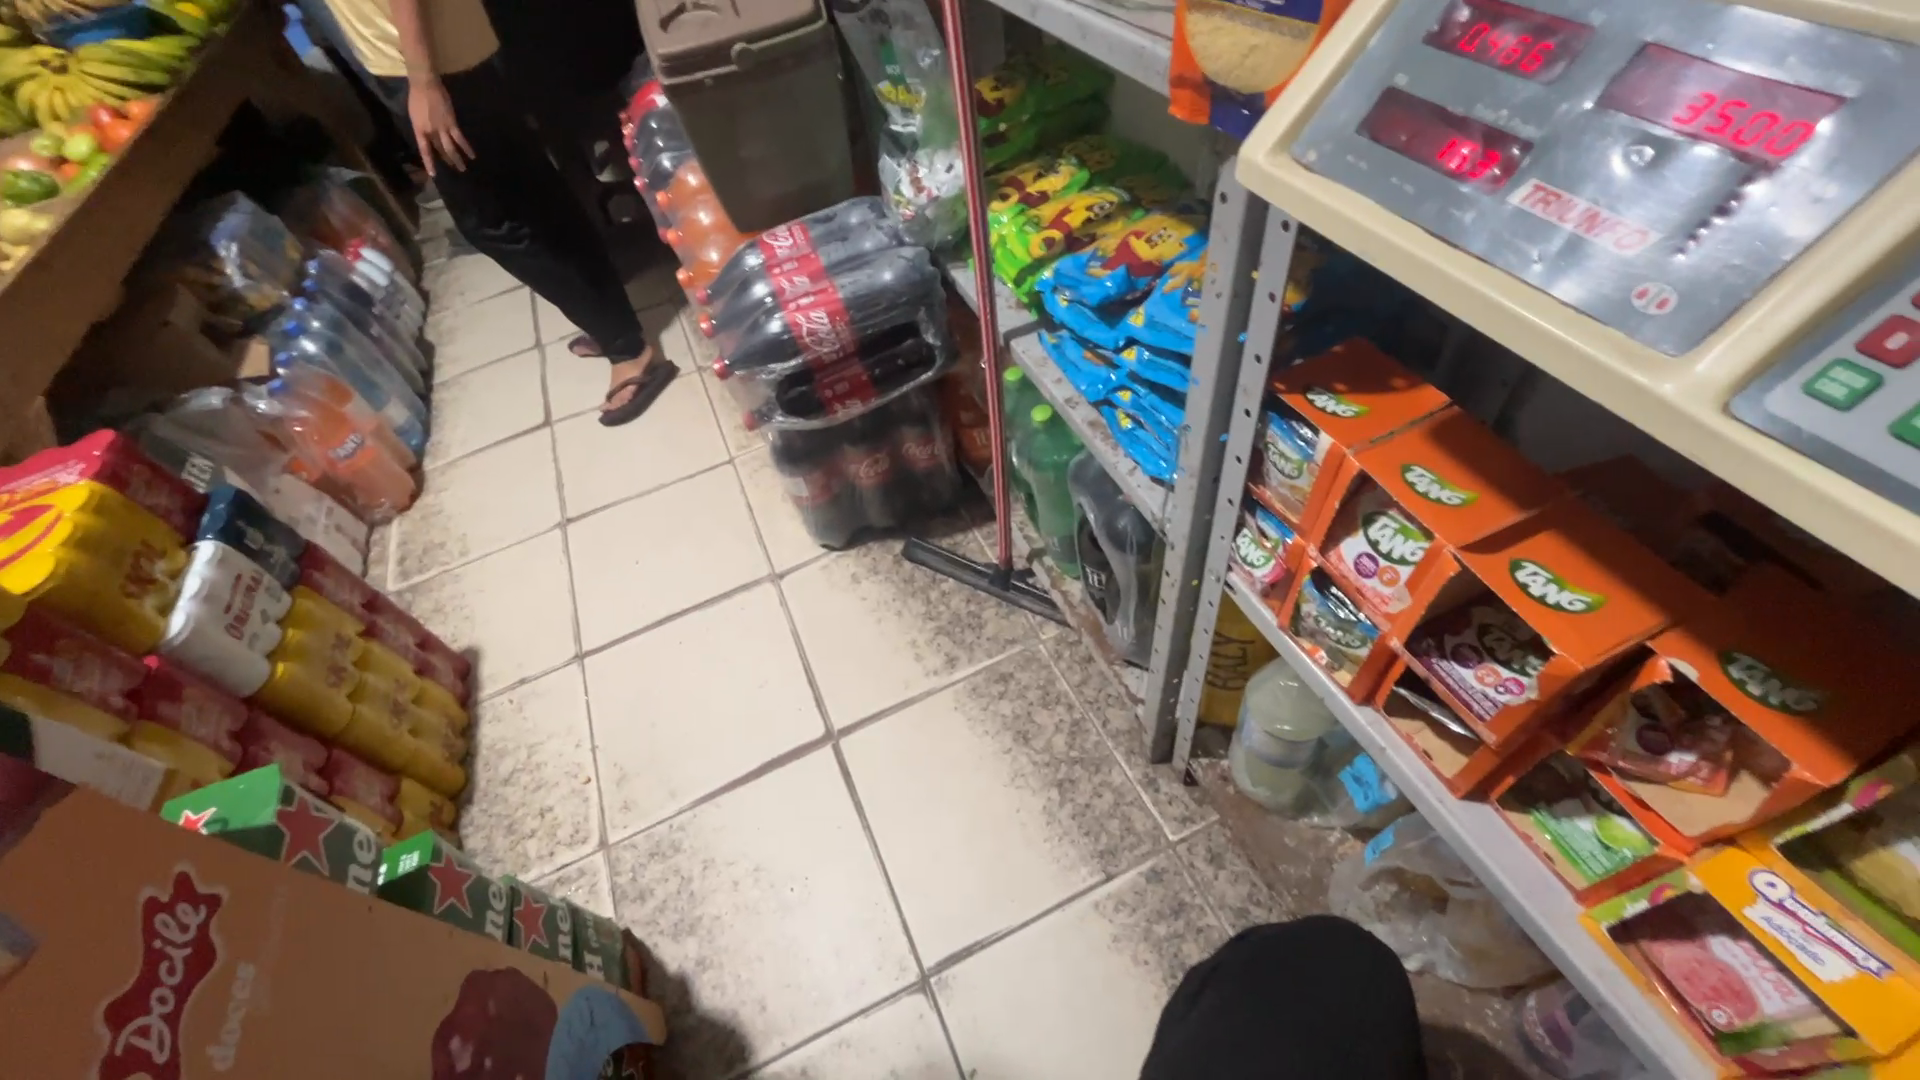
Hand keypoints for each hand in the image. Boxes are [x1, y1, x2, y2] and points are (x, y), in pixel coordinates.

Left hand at [408, 77, 472, 176]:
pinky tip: (473, 156)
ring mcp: (442, 128)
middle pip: (440, 150)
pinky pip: (460, 139)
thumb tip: (431, 138)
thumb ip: (423, 127)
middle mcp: (431, 131)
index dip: (429, 162)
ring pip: (450, 148)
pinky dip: (466, 148)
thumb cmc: (417, 97)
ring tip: (463, 169)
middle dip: (447, 161)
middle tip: (454, 170)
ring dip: (457, 159)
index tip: (434, 174)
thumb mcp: (415, 115)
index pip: (424, 149)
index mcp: (419, 129)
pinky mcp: (452, 123)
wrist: (424, 84)